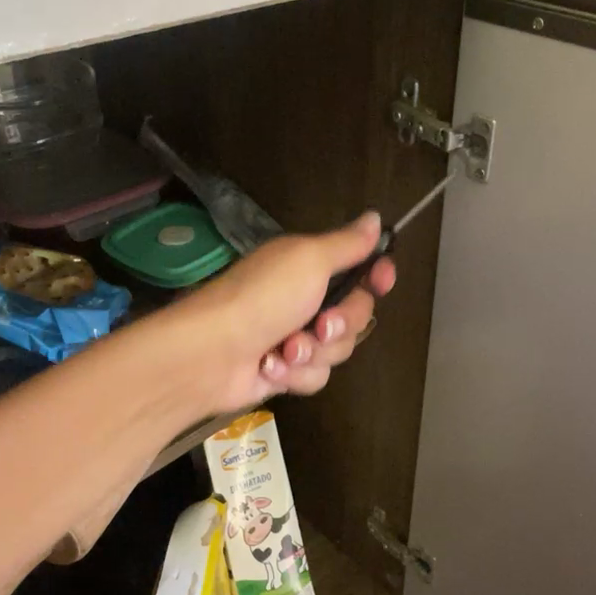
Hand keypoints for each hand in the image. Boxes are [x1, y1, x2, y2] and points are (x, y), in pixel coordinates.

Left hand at [168, 213, 396, 413]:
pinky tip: (270, 366)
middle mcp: (306, 299)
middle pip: (356, 315)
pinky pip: (316, 377)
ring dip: (314, 352)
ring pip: (338, 350)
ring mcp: (296, 337)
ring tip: (284, 350)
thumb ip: (347, 243)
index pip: (360, 270)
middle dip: (341, 324)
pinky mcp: (286, 372)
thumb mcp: (309, 259)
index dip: (376, 276)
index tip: (382, 279)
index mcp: (310, 267)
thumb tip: (375, 218)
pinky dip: (295, 374)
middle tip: (319, 324)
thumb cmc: (264, 298)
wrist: (213, 353)